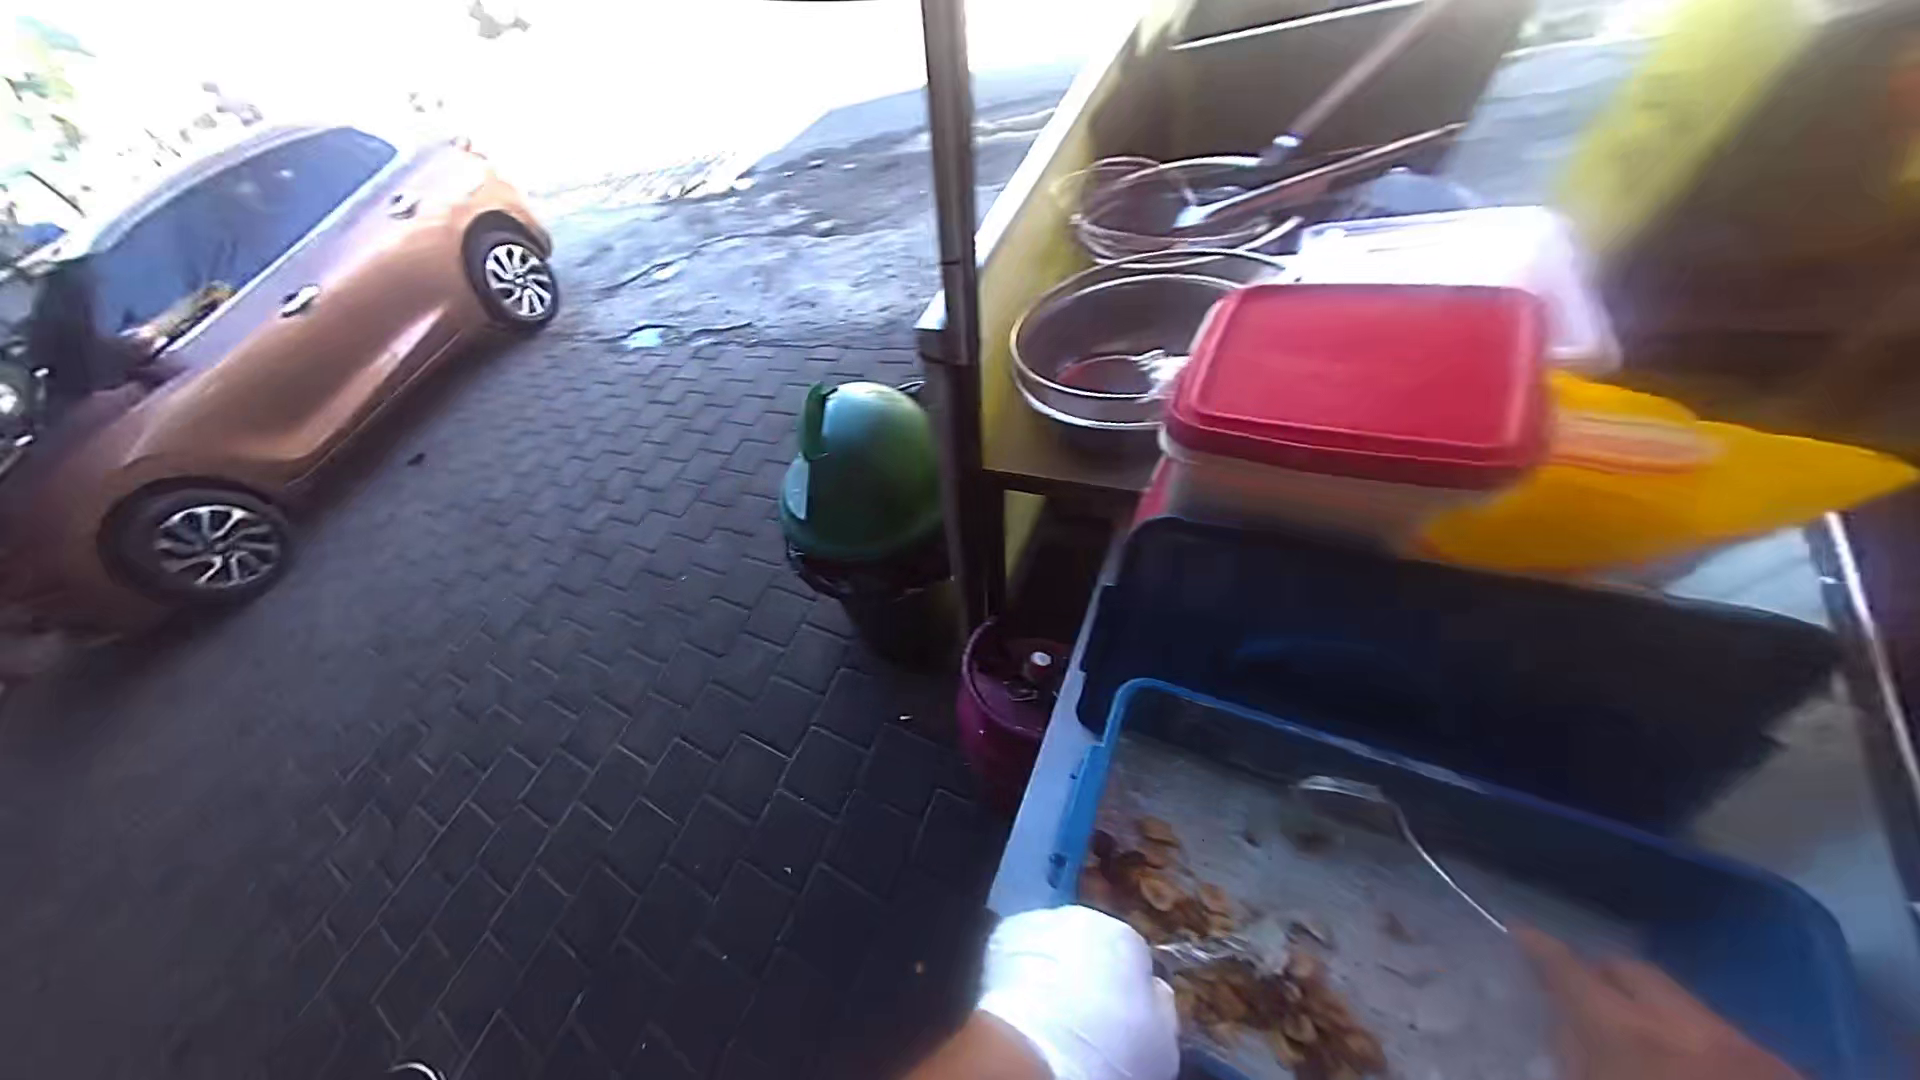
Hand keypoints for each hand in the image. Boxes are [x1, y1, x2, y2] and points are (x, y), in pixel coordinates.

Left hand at [976, 905, 1180, 1079]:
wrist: (1043, 1047)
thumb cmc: (1112, 1049)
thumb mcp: (1162, 1041)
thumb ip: (1161, 1004)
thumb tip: (1155, 989)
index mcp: (1126, 937)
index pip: (1132, 952)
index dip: (1127, 983)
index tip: (1121, 1011)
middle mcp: (1084, 916)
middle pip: (1091, 939)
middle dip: (1089, 966)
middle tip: (1084, 1008)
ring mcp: (1042, 919)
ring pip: (1054, 939)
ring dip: (1054, 962)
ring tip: (1050, 1002)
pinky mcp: (1006, 933)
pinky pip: (1021, 947)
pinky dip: (1023, 965)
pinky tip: (1023, 993)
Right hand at [1515, 925, 1801, 1079]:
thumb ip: (1571, 1050)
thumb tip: (1564, 1021)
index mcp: (1623, 1029)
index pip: (1565, 964)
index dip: (1537, 945)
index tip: (1519, 933)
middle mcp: (1684, 1024)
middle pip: (1631, 969)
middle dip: (1603, 972)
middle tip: (1581, 988)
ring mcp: (1747, 1051)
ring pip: (1683, 1002)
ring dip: (1653, 1008)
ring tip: (1641, 1035)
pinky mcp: (1787, 1076)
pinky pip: (1727, 1037)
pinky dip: (1697, 1040)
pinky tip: (1693, 1067)